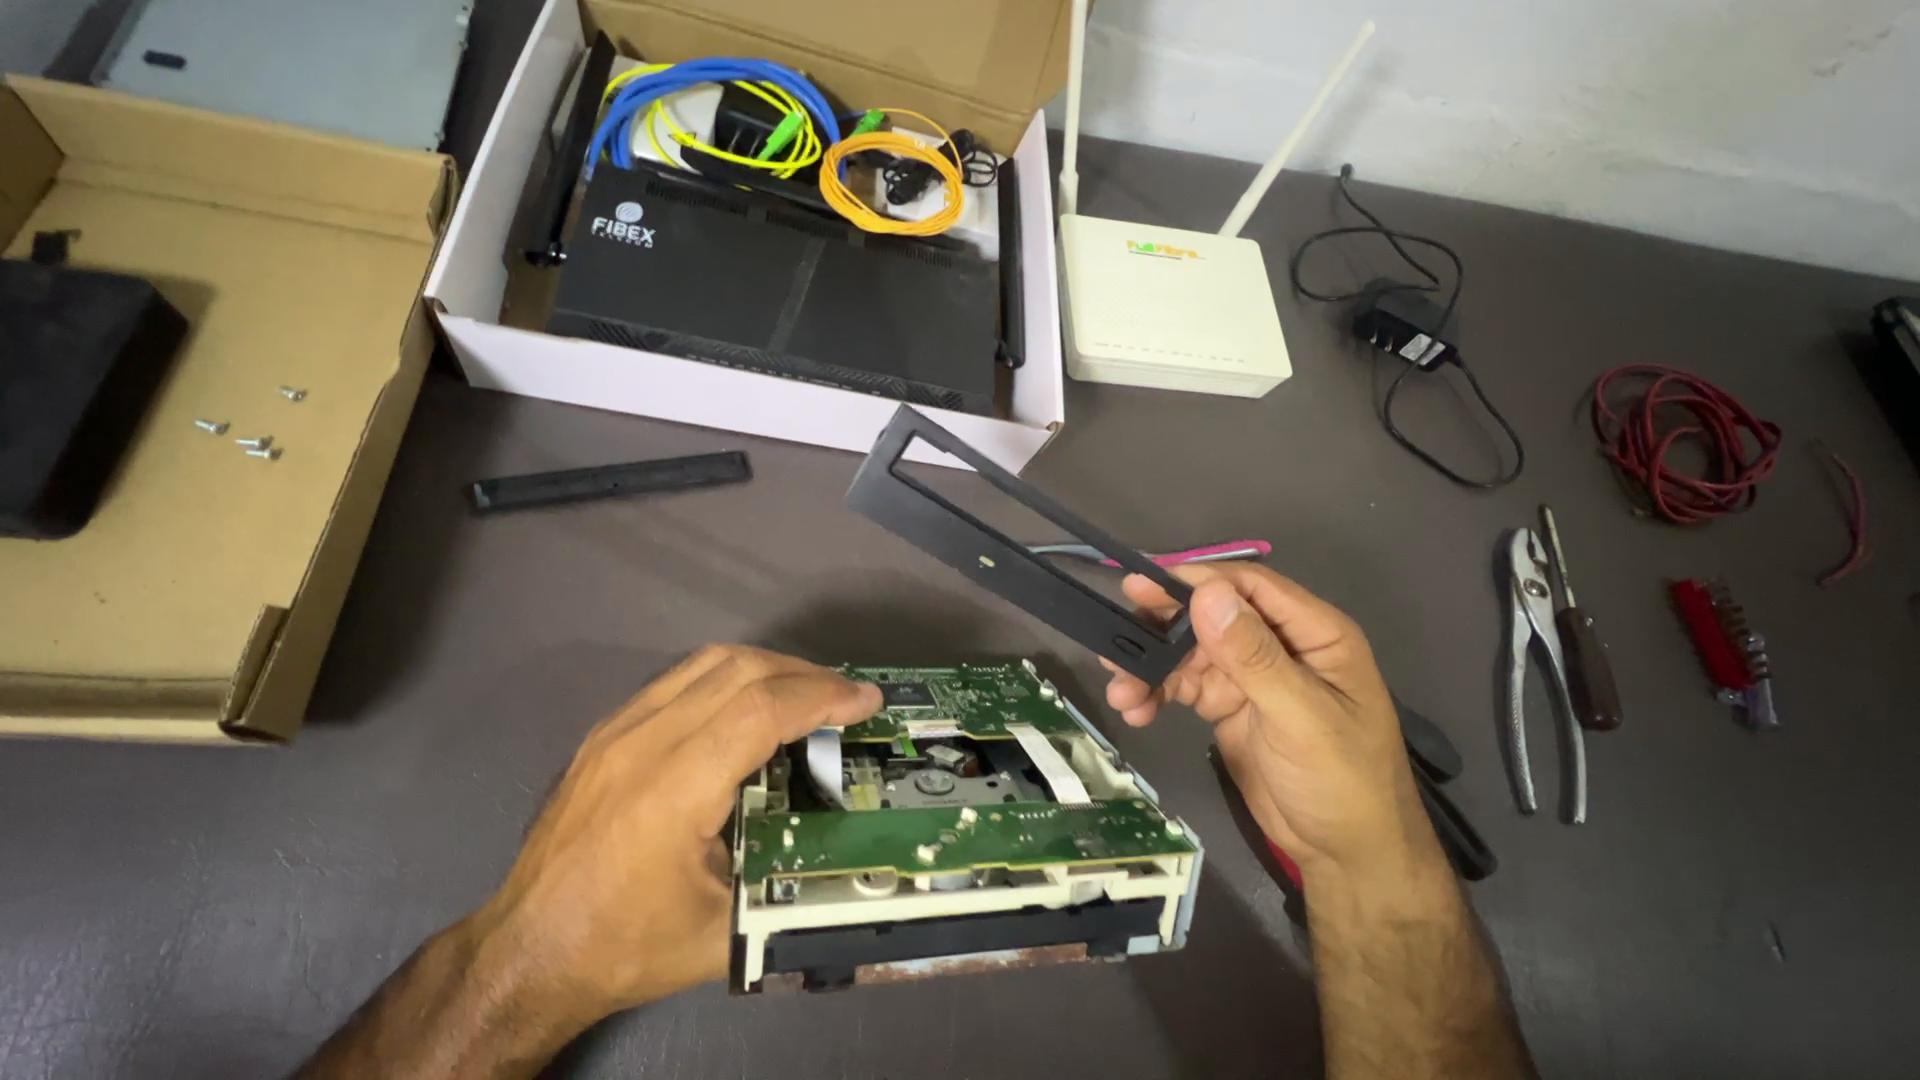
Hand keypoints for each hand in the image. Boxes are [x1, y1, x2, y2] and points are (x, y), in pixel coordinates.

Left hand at [471, 645, 880, 1020]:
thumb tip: (847, 845)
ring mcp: (618, 729)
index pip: (760, 711)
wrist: (527, 952)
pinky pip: (681, 677)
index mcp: (672, 790)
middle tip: (847, 697)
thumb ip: (789, 878)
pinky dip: (731, 676)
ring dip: (770, 666)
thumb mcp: (725, 929)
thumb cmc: (626, 945)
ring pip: (708, 661)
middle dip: (806, 674)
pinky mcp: (606, 731)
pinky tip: (751, 705)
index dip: (822, 697)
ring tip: (808, 692)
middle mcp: (642, 742)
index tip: (866, 701)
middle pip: (739, 669)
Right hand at [1103, 564, 1440, 884]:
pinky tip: (1135, 711)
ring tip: (1119, 691)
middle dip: (1163, 625)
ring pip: (1189, 653)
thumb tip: (1206, 593)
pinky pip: (1184, 686)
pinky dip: (1156, 694)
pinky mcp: (1229, 706)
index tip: (1145, 585)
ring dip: (1151, 668)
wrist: (1347, 855)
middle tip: (1116, 629)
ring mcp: (1251, 677)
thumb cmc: (1343, 781)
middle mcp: (1279, 645)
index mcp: (1313, 634)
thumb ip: (1253, 656)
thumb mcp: (1301, 716)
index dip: (1198, 581)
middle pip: (1211, 616)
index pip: (1250, 588)